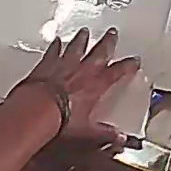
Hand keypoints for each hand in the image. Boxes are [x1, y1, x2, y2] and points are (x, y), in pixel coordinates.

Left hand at [15, 28, 140, 143]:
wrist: (35, 111)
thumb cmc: (61, 120)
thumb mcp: (87, 131)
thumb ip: (104, 133)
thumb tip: (119, 138)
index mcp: (96, 85)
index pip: (117, 72)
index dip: (127, 66)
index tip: (134, 60)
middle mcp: (82, 71)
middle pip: (99, 52)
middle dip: (107, 42)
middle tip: (112, 33)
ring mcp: (64, 65)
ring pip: (76, 47)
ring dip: (82, 39)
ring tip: (85, 32)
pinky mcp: (47, 65)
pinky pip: (53, 52)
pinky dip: (56, 46)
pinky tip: (56, 41)